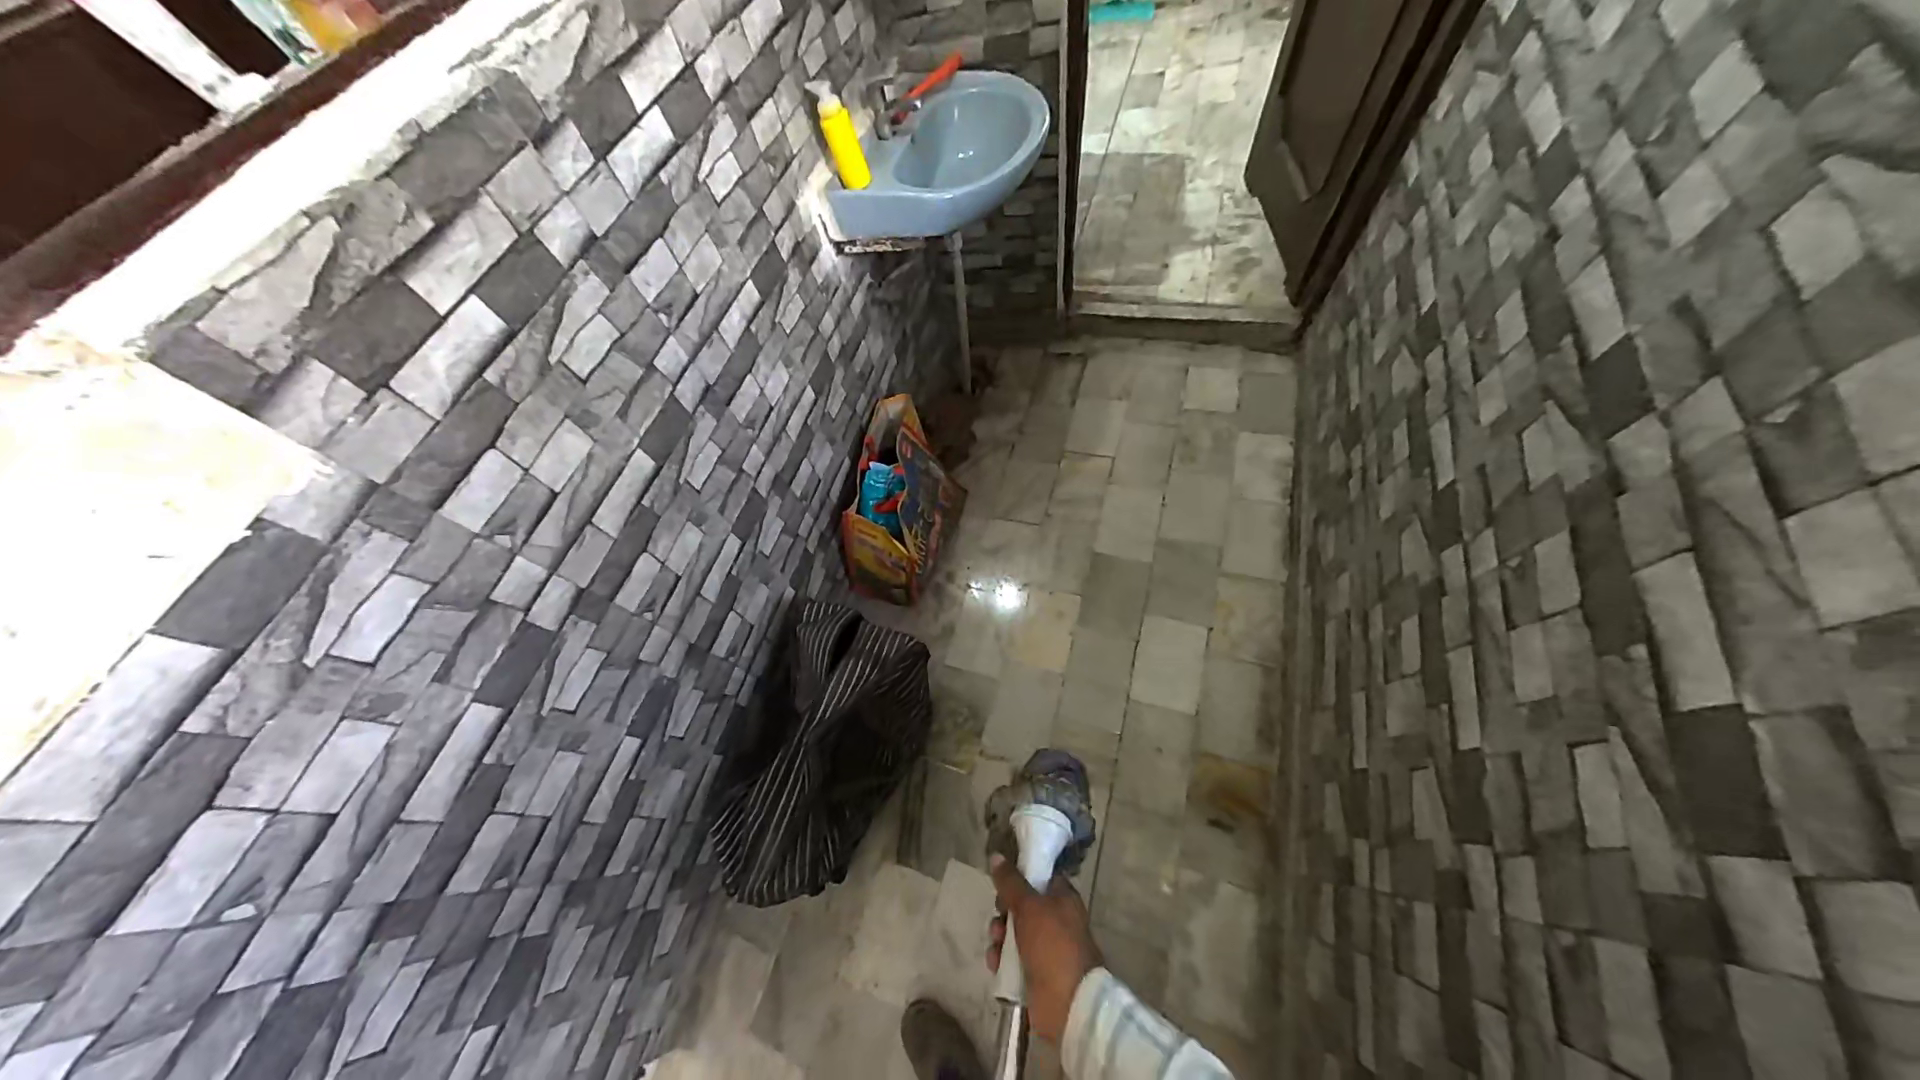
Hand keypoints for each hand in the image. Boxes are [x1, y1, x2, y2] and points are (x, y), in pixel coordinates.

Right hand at [986, 854, 1102, 1042]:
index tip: (1002, 881)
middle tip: (999, 916)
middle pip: (1022, 905)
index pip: (1039, 877)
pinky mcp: (1036, 971)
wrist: (1069, 1002)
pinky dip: (1002, 959)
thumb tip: (996, 856)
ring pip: (1014, 932)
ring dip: (1000, 937)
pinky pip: (1013, 957)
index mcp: (1063, 898)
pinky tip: (995, 964)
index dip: (1019, 876)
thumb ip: (1011, 882)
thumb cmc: (1053, 944)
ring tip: (996, 946)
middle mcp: (1056, 919)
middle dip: (1004, 911)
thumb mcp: (1029, 906)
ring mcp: (1046, 947)